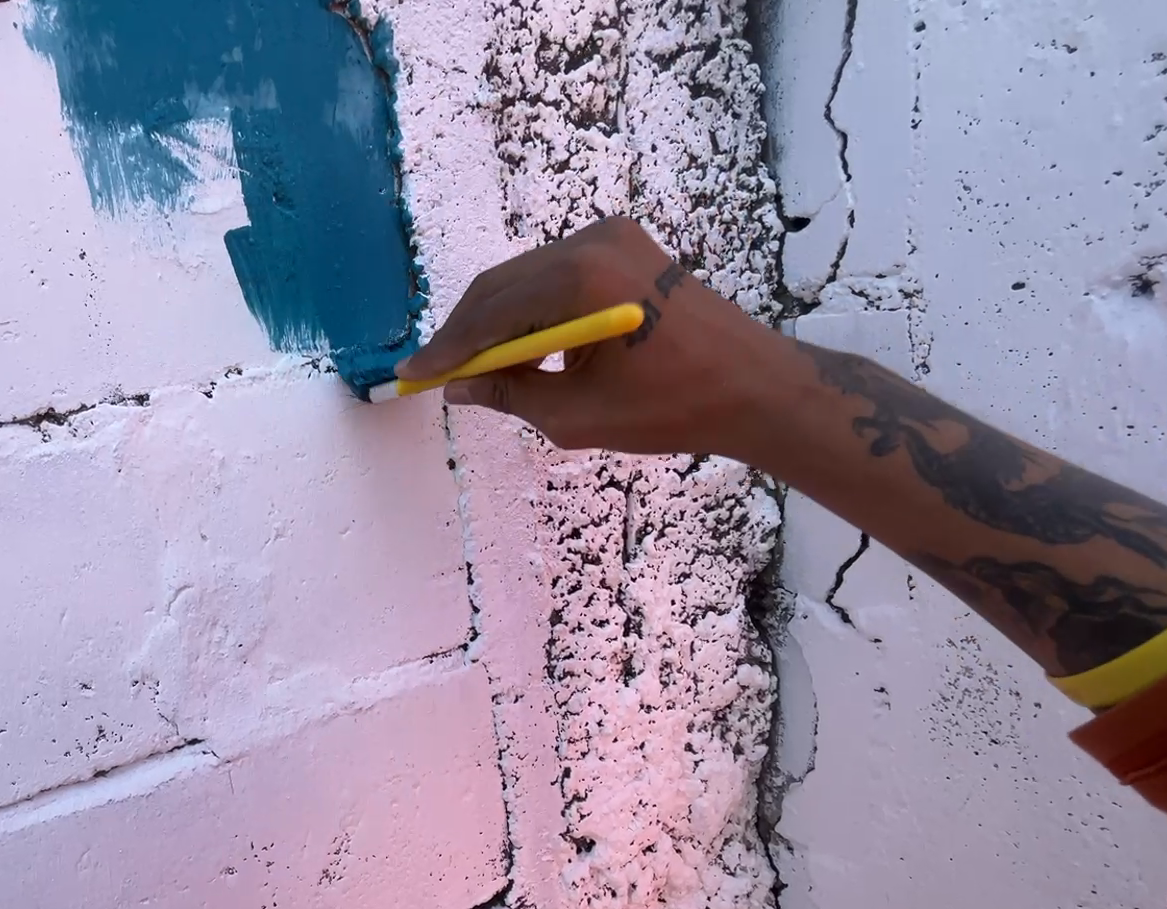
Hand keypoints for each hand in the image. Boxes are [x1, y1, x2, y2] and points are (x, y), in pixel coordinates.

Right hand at [397, 217, 782, 454]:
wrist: (754, 385)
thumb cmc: (670, 408)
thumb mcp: (575, 414)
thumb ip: (508, 393)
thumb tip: (458, 385)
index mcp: (580, 280)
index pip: (489, 313)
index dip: (446, 348)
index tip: (412, 373)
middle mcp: (591, 240)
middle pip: (499, 286)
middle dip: (463, 332)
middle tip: (436, 370)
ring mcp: (611, 235)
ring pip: (522, 278)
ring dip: (493, 321)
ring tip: (471, 364)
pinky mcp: (624, 243)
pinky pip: (552, 274)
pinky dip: (526, 309)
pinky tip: (518, 344)